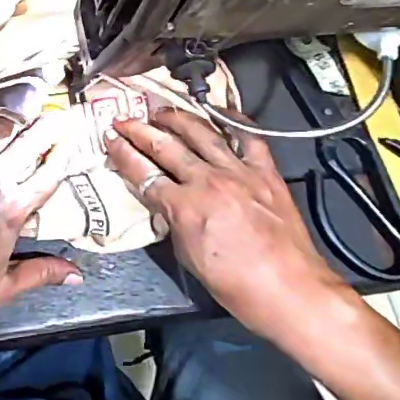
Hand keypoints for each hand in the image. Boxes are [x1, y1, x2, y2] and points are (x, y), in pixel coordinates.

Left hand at [0, 112, 81, 334]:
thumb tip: (77, 275)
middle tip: (57, 117)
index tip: (72, 139)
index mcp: (14, 209)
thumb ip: (40, 273)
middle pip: (32, 139)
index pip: (51, 171)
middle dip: (49, 126)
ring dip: (14, 120)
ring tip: (21, 113)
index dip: (66, 152)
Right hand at [106, 108, 358, 339]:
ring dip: (178, 118)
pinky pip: (248, 137)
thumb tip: (168, 204)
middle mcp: (209, 181)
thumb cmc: (236, 285)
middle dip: (140, 130)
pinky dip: (232, 121)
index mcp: (185, 207)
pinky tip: (218, 111)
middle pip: (166, 146)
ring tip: (161, 110)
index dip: (123, 154)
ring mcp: (239, 172)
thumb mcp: (188, 256)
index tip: (111, 140)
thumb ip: (174, 222)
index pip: (144, 174)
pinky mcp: (266, 172)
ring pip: (203, 133)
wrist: (289, 289)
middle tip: (124, 119)